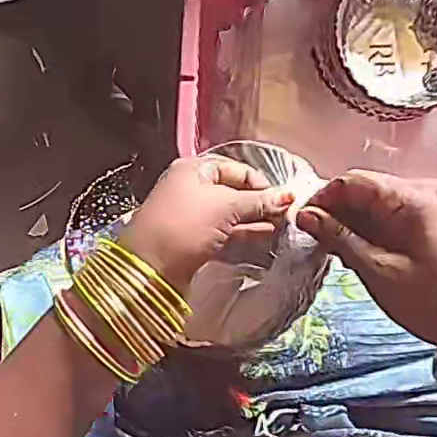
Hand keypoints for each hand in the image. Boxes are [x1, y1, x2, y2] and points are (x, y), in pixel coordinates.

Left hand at [118, 157, 295, 288]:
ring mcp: (191, 216)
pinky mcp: (192, 240)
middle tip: (285, 216)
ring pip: (229, 214)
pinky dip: (241, 234)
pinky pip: (223, 232)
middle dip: (259, 203)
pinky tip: (263, 239)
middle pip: (233, 191)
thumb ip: (258, 201)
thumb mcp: (225, 207)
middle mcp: (191, 189)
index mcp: (194, 170)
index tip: (282, 199)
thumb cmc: (184, 226)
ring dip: (253, 220)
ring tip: (281, 229)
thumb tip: (288, 196)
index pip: (236, 168)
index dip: (261, 182)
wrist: (149, 267)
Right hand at [294, 171, 436, 359]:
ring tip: (332, 249)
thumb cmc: (430, 301)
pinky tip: (355, 251)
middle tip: (314, 240)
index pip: (353, 181)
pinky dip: (367, 230)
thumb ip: (339, 238)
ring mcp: (428, 206)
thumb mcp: (377, 271)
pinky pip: (388, 215)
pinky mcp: (428, 222)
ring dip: (349, 222)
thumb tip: (305, 216)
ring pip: (373, 203)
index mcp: (412, 199)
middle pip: (364, 189)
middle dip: (335, 211)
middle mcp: (422, 192)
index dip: (323, 199)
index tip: (302, 224)